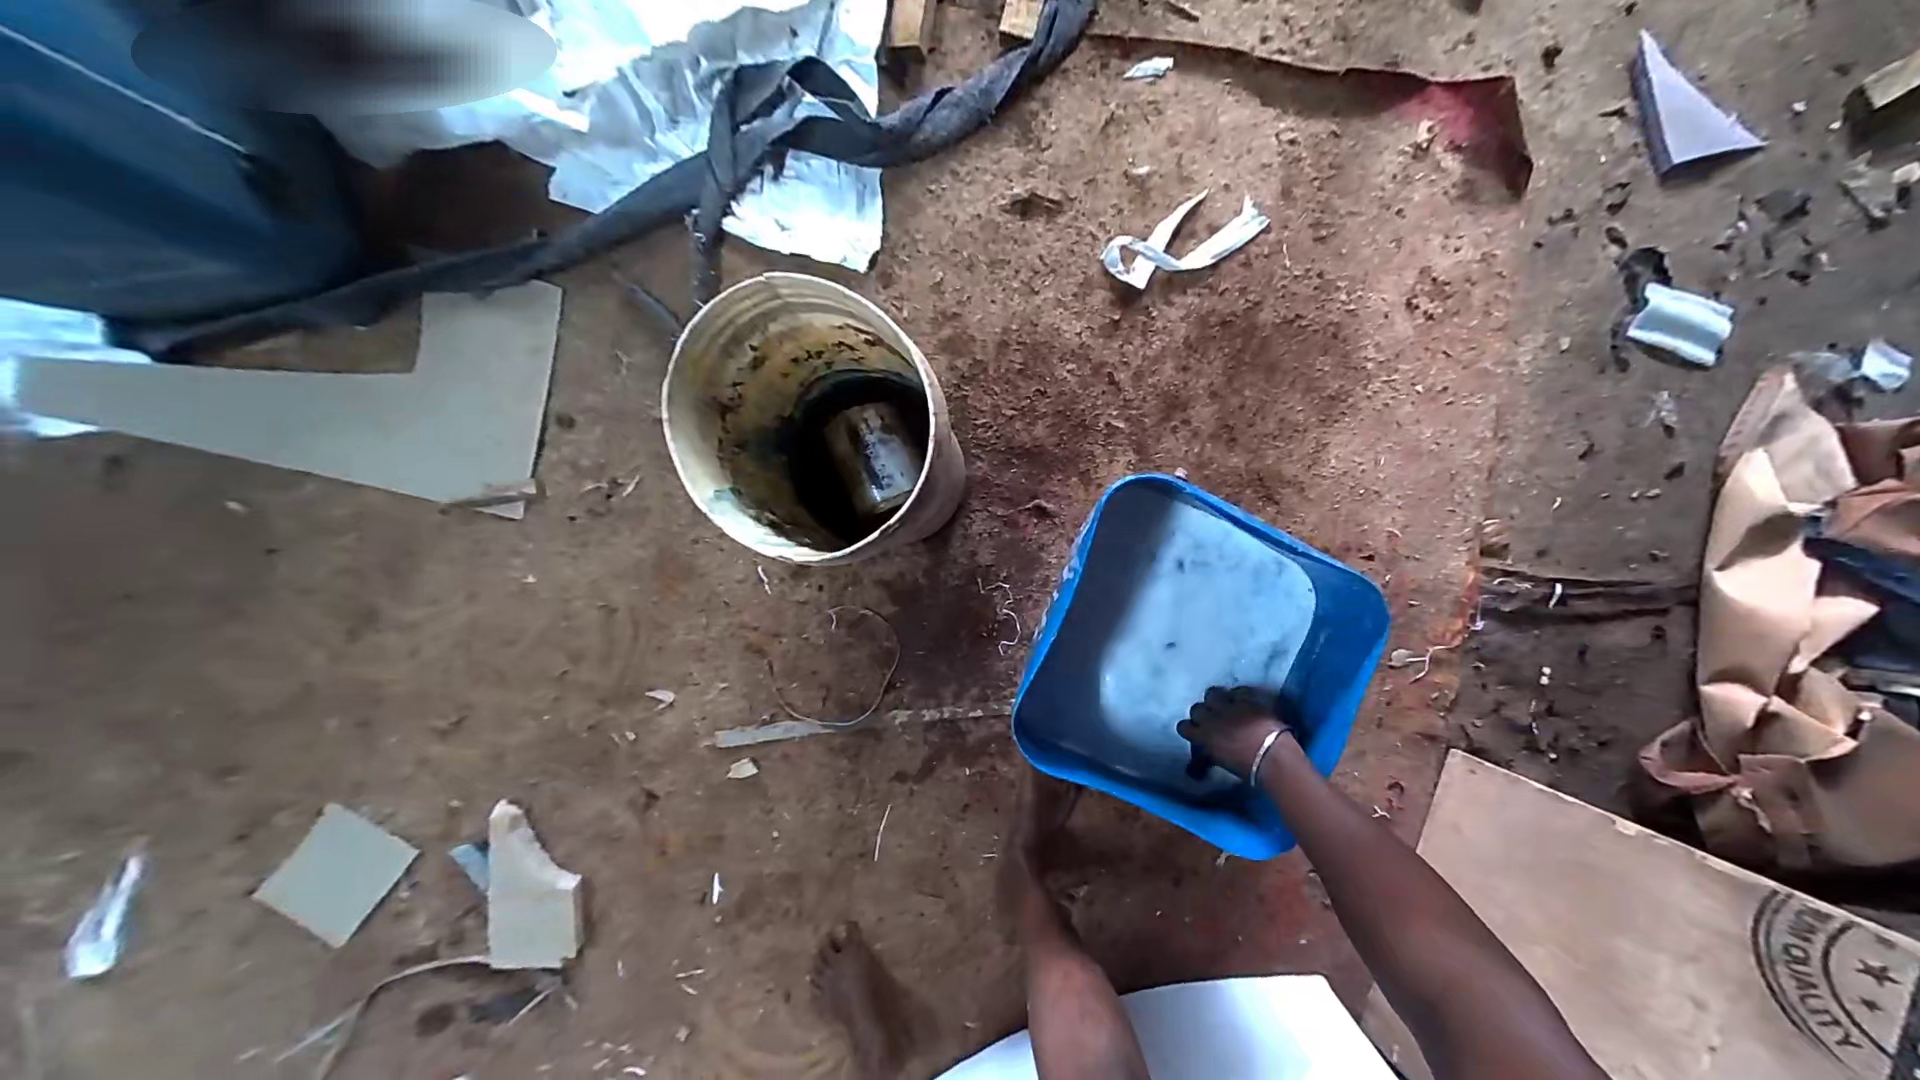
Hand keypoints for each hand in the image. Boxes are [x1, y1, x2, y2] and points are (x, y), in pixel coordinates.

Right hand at [1176, 686, 1294, 780]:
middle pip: (1196, 708)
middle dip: (1203, 713)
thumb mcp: (1221, 763)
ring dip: (1217, 698)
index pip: (1183, 726)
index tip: (1197, 732)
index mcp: (1202, 735)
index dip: (1190, 728)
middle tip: (1213, 720)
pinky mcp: (1247, 698)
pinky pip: (1237, 690)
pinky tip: (1244, 701)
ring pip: (1212, 693)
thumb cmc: (1247, 767)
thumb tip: (1195, 767)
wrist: (1273, 756)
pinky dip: (1239, 695)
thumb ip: (1207, 758)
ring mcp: (1229, 705)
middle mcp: (1210, 717)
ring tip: (1225, 705)